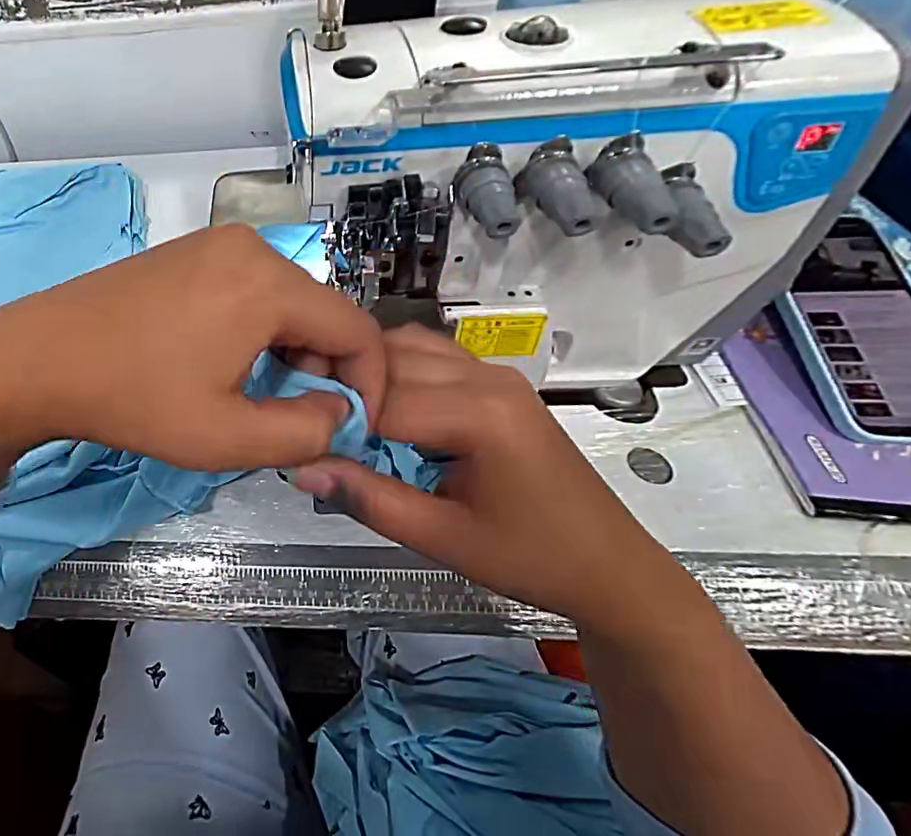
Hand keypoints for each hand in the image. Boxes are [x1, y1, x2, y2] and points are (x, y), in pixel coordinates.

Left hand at [0, 224, 384, 496]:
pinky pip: (252, 288)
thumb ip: (306, 434)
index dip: (370, 384)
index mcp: (268, 283)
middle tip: (291, 415)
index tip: (354, 426)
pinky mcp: (191, 250)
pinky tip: (224, 360)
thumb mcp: (227, 437)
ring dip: (291, 351)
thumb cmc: (133, 399)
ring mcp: (217, 242)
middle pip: (323, 312)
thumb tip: (341, 411)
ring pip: (289, 301)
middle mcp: (251, 247)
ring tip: (253, 393)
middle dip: (323, 369)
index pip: (358, 330)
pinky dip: (259, 328)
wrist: (37, 357)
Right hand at [288, 324, 675, 631]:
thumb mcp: (443, 538)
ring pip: (411, 346)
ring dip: (373, 375)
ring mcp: (496, 373)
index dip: (339, 422)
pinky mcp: (499, 381)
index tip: (308, 446)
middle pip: (393, 361)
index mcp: (480, 414)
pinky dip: (400, 371)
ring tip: (348, 417)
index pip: (384, 401)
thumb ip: (370, 498)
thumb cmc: (530, 558)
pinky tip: (388, 408)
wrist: (609, 565)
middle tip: (320, 428)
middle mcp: (488, 377)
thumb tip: (301, 468)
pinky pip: (435, 355)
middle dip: (351, 391)